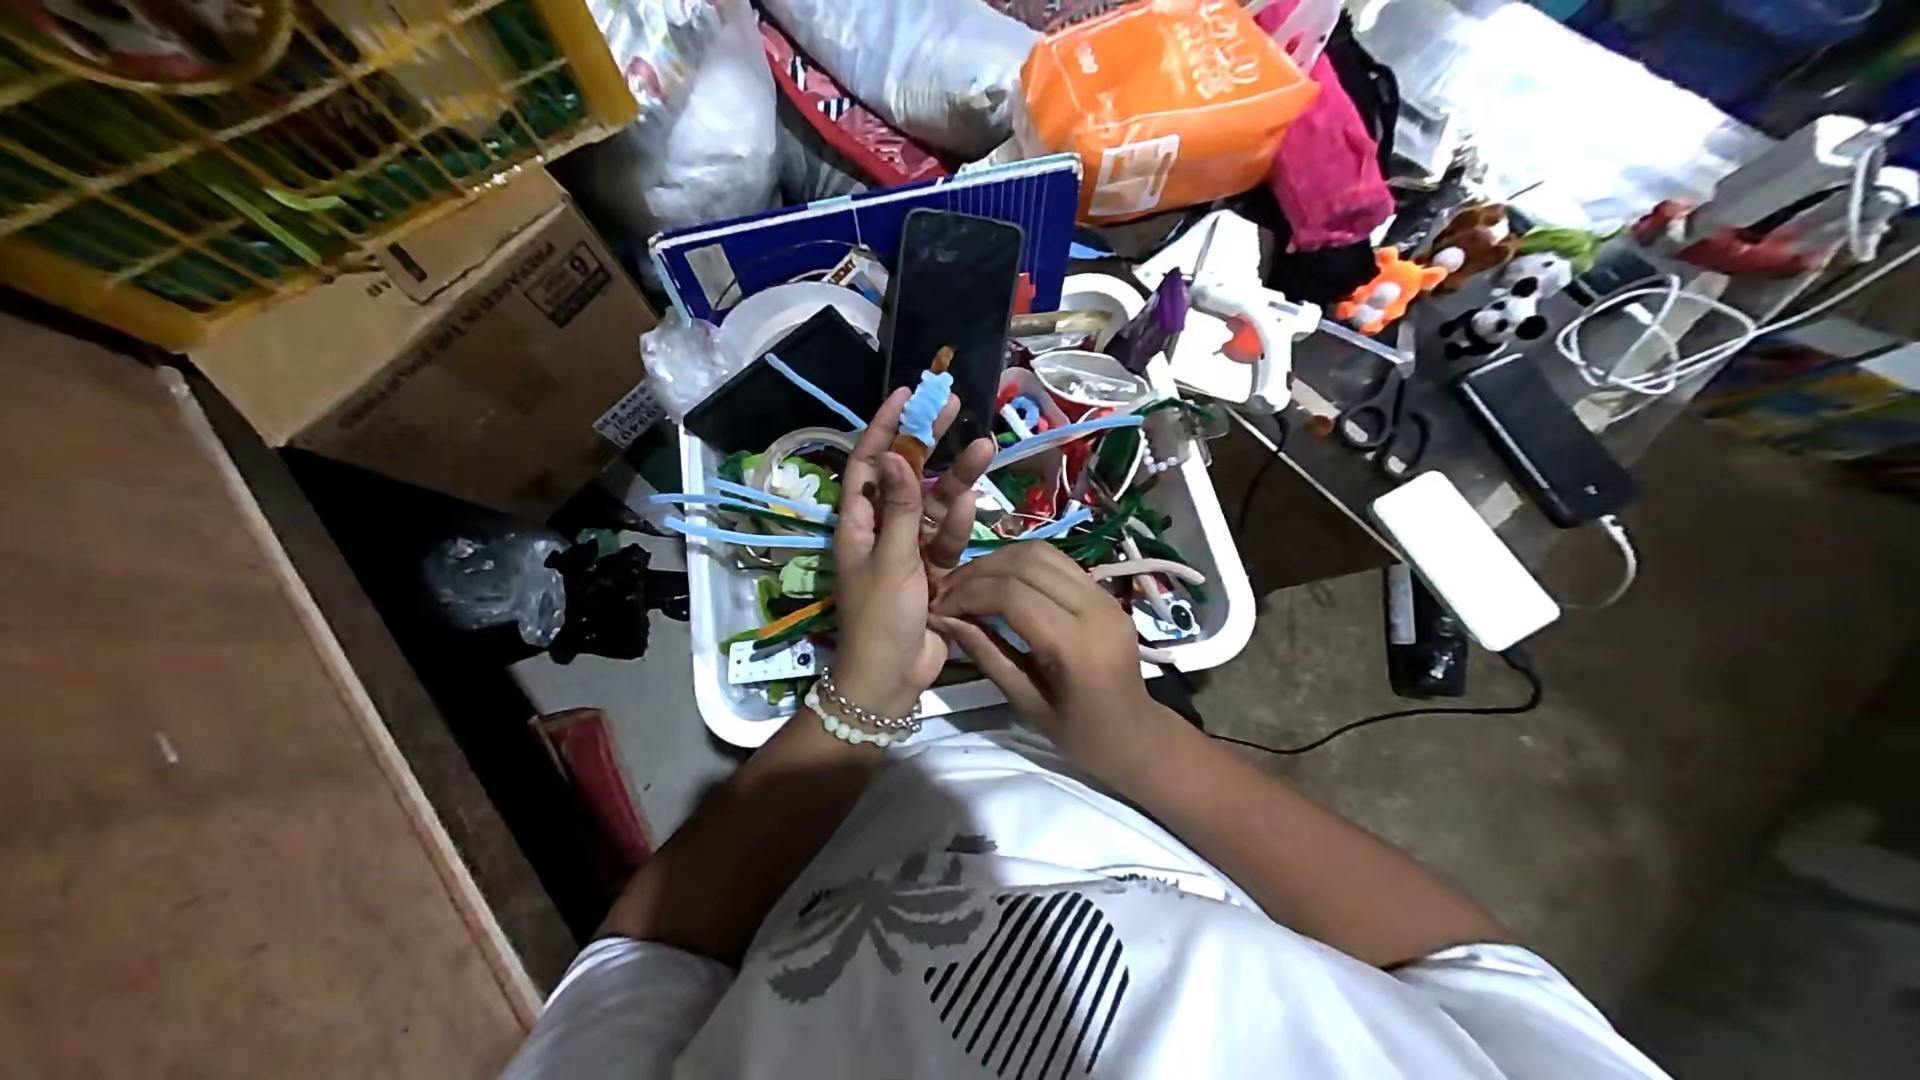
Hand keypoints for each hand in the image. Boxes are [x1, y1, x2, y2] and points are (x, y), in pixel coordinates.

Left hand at [831, 387, 992, 717]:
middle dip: (928, 441)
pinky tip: (973, 508)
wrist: (892, 678)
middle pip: (907, 474)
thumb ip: (899, 508)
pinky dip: (959, 525)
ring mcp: (910, 549)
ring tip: (985, 448)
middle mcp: (883, 528)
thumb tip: (895, 456)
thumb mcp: (890, 558)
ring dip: (957, 480)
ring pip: (935, 504)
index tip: (906, 395)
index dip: (884, 427)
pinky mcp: (934, 570)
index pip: (868, 462)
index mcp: (858, 522)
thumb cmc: (881, 618)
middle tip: (953, 406)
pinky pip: (948, 538)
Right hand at [930, 542, 1167, 774]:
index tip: (940, 607)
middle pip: (1026, 564)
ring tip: (969, 583)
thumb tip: (944, 619)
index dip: (969, 593)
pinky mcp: (1105, 591)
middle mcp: (1096, 609)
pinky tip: (998, 581)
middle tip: (948, 591)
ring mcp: (1105, 595)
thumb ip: (987, 654)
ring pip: (1041, 553)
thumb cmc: (1081, 734)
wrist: (1136, 735)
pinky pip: (1057, 561)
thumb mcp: (1027, 703)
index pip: (1013, 596)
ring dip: (998, 561)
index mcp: (1079, 646)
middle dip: (978, 572)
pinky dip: (1020, 563)